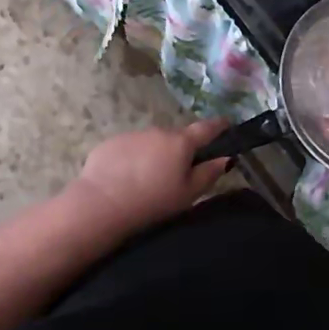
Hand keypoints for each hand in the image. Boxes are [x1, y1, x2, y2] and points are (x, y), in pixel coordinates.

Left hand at [72, 119, 232, 233]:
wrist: (101, 205)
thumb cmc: (153, 202)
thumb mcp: (188, 194)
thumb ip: (209, 173)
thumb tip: (225, 158)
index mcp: (181, 142)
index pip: (206, 128)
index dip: (219, 126)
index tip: (227, 125)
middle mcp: (158, 131)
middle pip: (176, 137)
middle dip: (180, 149)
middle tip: (177, 173)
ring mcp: (132, 135)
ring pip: (151, 142)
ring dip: (154, 154)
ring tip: (147, 180)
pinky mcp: (110, 143)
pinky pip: (129, 148)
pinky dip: (132, 159)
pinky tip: (125, 179)